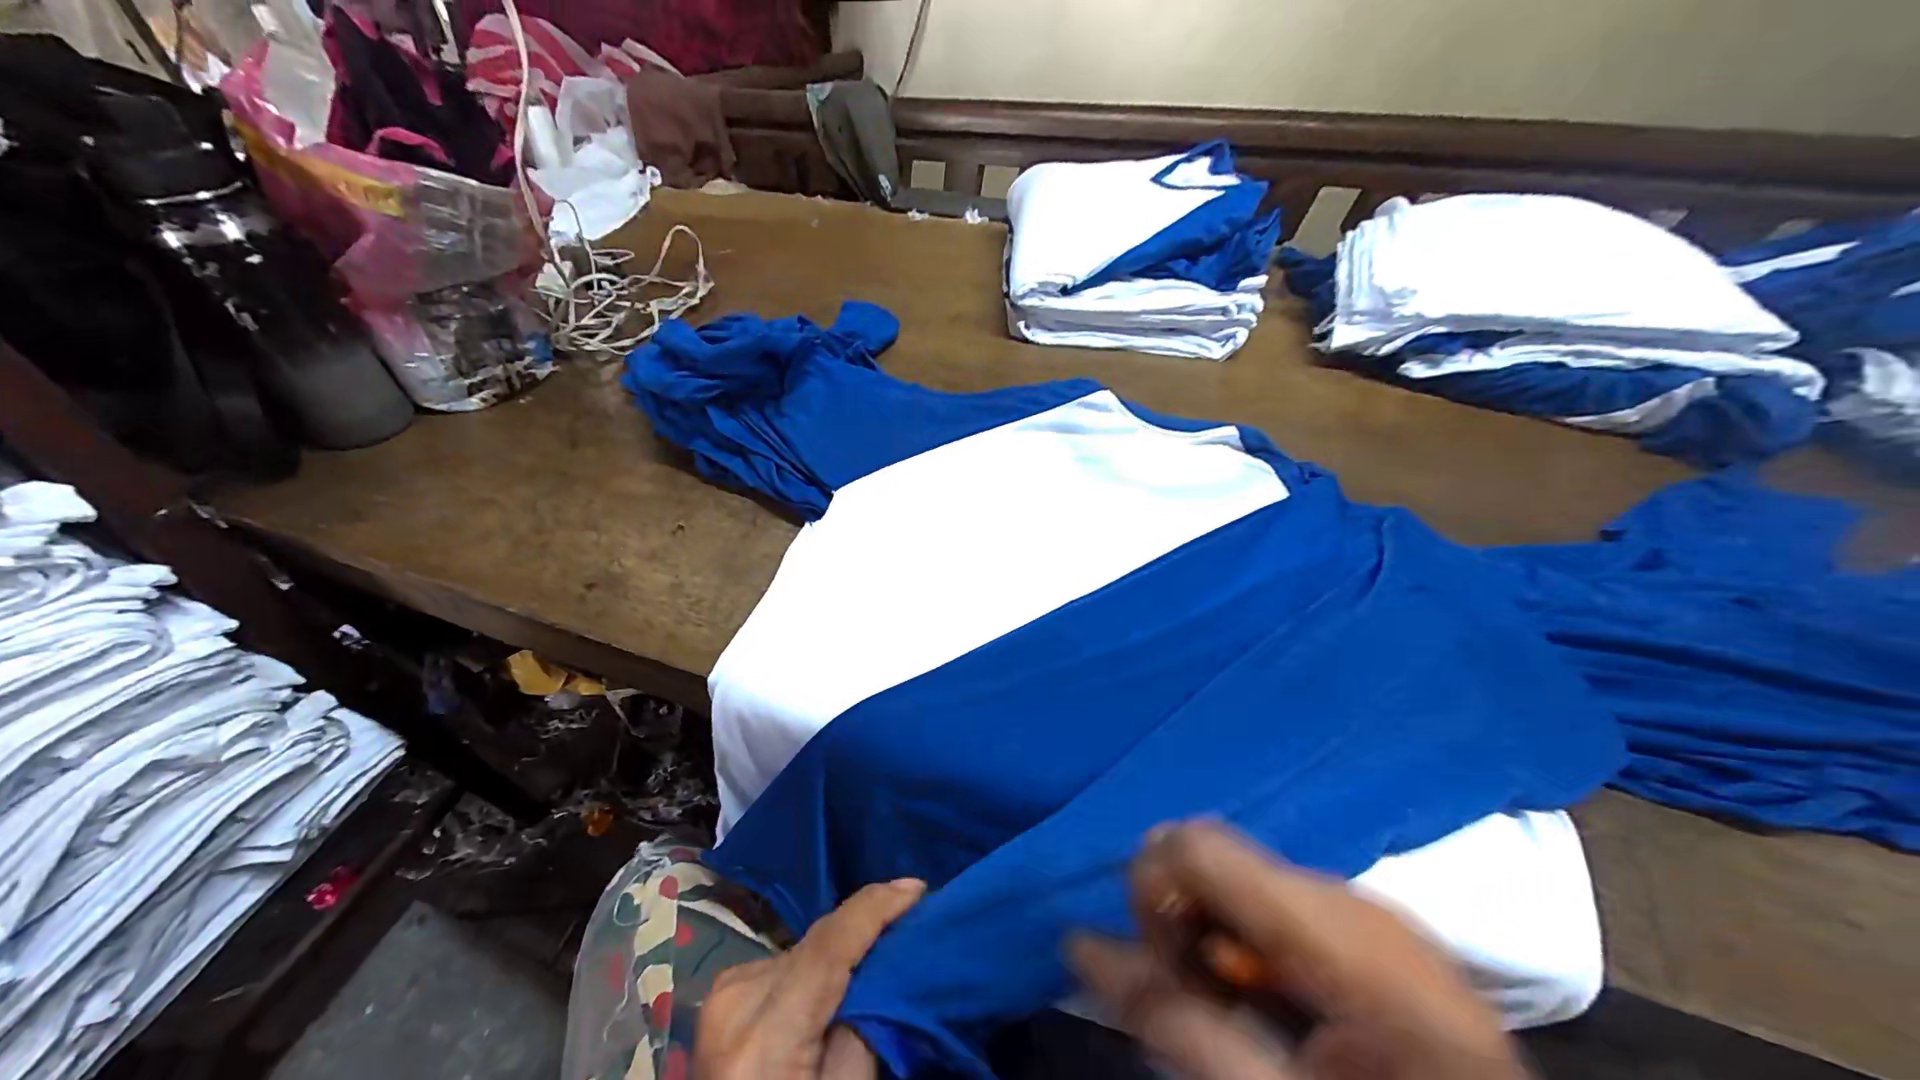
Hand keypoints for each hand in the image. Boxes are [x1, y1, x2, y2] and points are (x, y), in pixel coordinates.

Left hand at [694, 878, 925, 1079]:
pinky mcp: (721, 999)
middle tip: (911, 923)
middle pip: (815, 943)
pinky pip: (783, 965)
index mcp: (764, 1037)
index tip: (917, 888)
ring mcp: (721, 997)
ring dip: (840, 950)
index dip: (873, 908)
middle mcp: (734, 1000)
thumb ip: (868, 1025)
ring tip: (878, 953)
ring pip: (802, 949)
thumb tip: (888, 955)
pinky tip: (834, 982)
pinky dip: (814, 967)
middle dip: (865, 928)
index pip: (826, 946)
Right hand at [1067, 822, 1530, 1079]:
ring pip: (1237, 881)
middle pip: (1213, 857)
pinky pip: (1274, 908)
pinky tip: (1266, 1000)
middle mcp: (1347, 897)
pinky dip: (1245, 946)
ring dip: (1209, 935)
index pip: (1195, 844)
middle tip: (1199, 999)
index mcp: (1332, 925)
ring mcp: (1367, 912)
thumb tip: (1077, 941)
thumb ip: (1172, 1013)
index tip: (1167, 972)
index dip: (1154, 895)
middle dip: (1180, 919)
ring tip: (1231, 1008)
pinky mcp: (1372, 934)